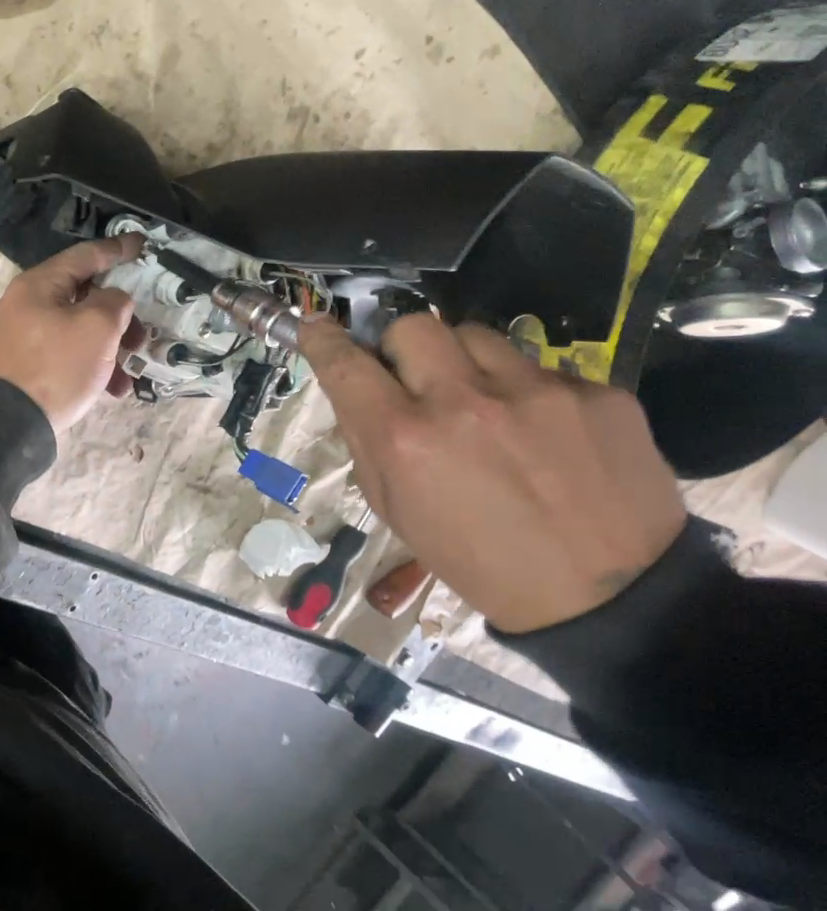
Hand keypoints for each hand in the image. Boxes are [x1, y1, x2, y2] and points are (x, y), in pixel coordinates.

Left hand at [0, 235, 143, 432]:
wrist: (8, 425)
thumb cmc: (55, 367)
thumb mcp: (96, 328)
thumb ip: (114, 303)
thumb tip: (112, 301)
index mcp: (38, 285)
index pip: (84, 256)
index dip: (116, 250)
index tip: (142, 245)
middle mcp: (26, 305)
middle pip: (83, 296)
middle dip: (118, 315)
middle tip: (141, 335)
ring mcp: (22, 336)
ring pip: (77, 330)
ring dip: (110, 347)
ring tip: (130, 371)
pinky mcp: (24, 365)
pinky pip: (65, 356)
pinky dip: (91, 367)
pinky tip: (113, 390)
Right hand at [299, 313, 686, 633]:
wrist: (607, 596)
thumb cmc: (476, 559)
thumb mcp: (395, 509)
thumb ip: (369, 442)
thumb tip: (359, 393)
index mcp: (403, 438)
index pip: (345, 364)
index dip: (323, 340)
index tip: (316, 326)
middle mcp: (463, 401)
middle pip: (412, 327)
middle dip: (401, 348)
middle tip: (413, 378)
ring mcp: (536, 391)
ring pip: (477, 337)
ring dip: (463, 362)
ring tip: (482, 403)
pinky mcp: (598, 393)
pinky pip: (539, 369)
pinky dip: (524, 391)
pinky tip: (540, 432)